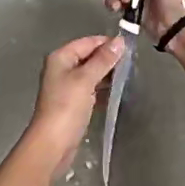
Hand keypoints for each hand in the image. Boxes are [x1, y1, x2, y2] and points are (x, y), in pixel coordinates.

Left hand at [23, 35, 123, 170]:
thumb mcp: (85, 80)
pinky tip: (117, 90)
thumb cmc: (67, 107)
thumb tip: (120, 41)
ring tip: (128, 75)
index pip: (87, 42)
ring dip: (107, 73)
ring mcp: (66, 86)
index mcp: (61, 57)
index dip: (107, 43)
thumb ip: (103, 60)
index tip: (129, 47)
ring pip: (90, 73)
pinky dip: (102, 87)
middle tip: (131, 62)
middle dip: (108, 58)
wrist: (52, 144)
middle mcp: (62, 68)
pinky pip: (90, 88)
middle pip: (88, 56)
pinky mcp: (72, 102)